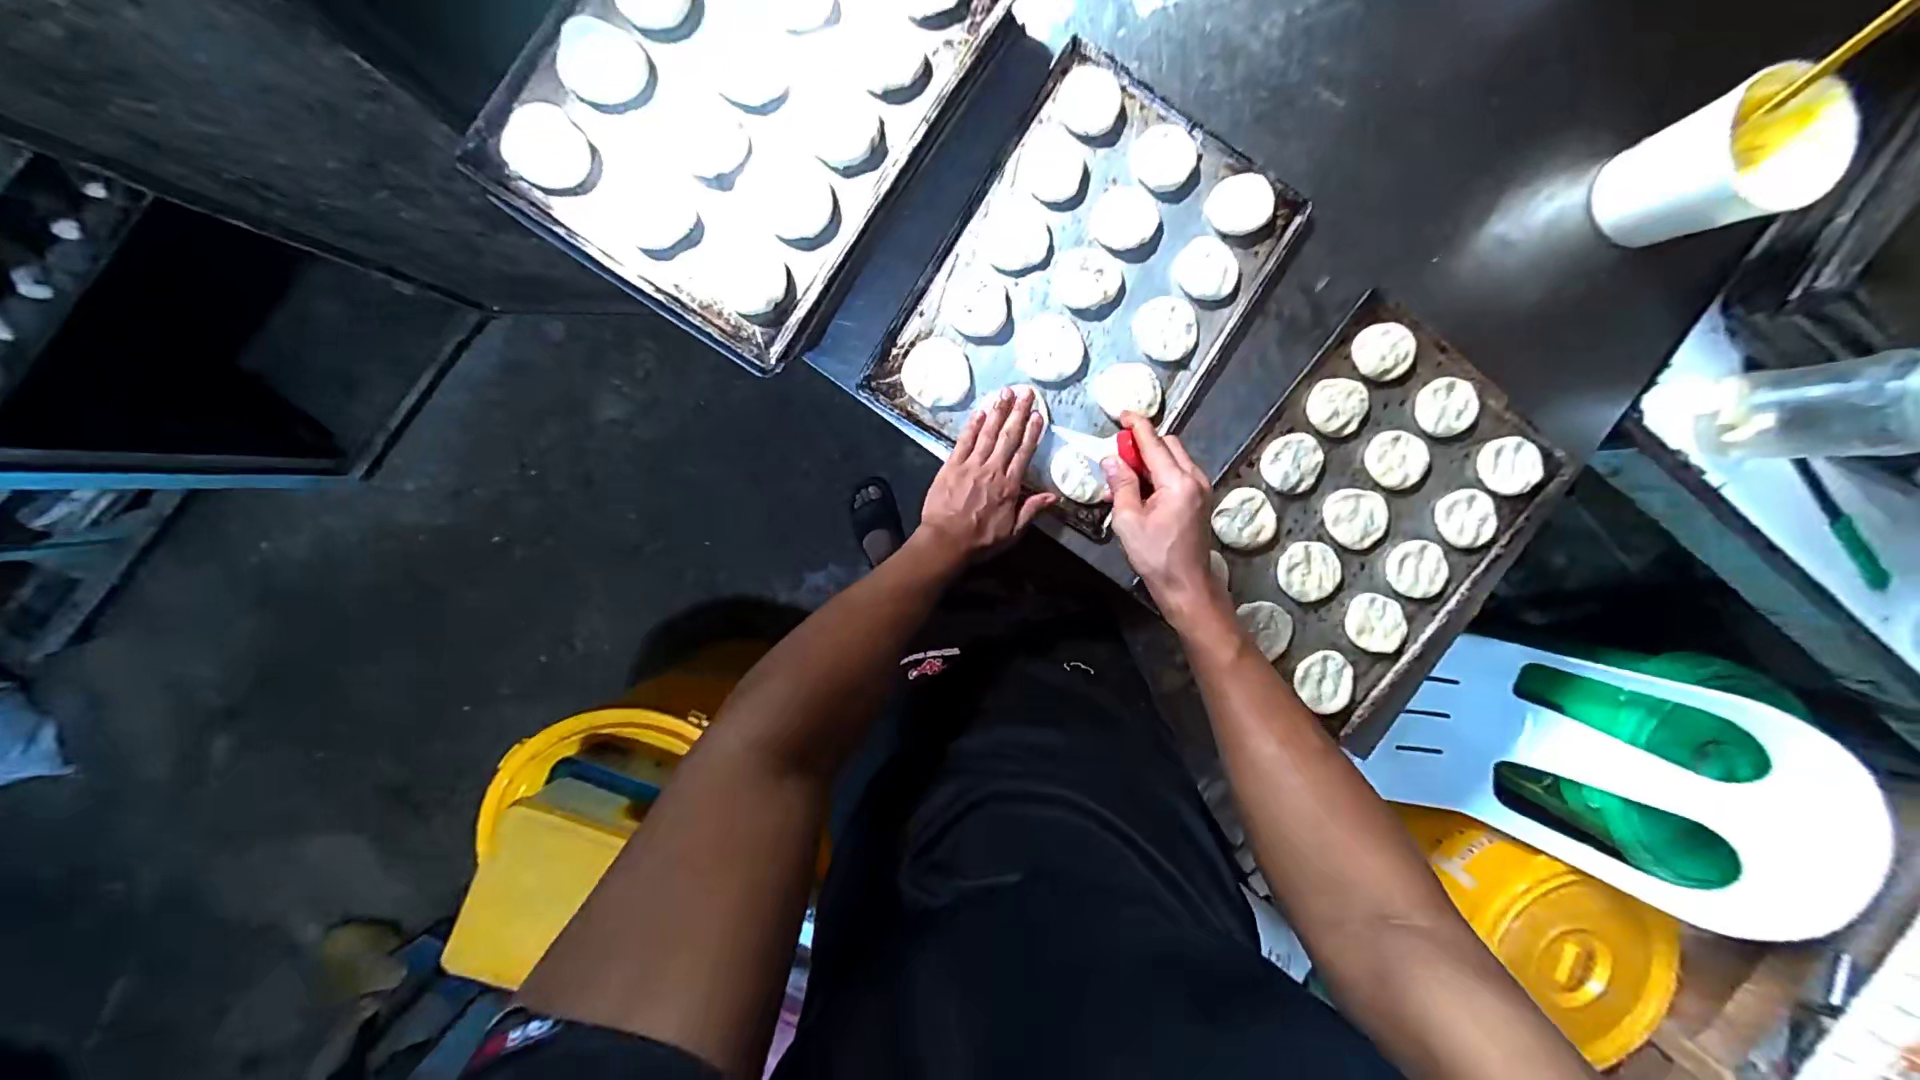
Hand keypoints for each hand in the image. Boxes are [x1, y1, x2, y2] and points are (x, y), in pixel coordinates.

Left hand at [915, 387, 1056, 566]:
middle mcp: (992, 470)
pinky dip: (972, 426)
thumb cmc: (980, 540)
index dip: (1032, 432)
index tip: (1038, 414)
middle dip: (1018, 412)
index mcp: (1009, 486)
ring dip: (997, 411)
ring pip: (987, 433)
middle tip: (1026, 391)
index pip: (1024, 453)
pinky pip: (963, 441)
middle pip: (1008, 436)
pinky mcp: (951, 466)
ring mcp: (970, 466)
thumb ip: (1031, 511)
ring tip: (1005, 392)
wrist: (945, 541)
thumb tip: (1053, 496)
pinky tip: (980, 412)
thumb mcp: (1013, 532)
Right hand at [1105, 414, 1224, 623]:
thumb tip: (1112, 459)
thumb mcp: (1128, 520)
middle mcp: (1194, 479)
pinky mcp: (1199, 499)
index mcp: (1177, 482)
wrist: (1186, 584)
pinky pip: (1179, 473)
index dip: (1136, 425)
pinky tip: (1141, 488)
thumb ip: (1121, 484)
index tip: (1122, 415)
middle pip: (1169, 444)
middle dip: (1143, 443)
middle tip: (1118, 455)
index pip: (1154, 442)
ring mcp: (1201, 489)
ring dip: (1151, 458)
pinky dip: (1160, 472)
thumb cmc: (1155, 556)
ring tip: (1126, 476)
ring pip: (1175, 457)